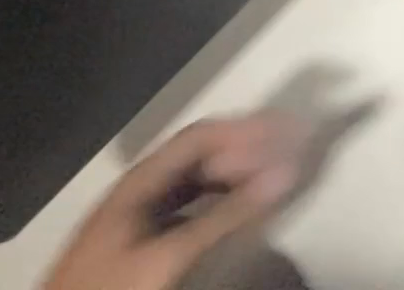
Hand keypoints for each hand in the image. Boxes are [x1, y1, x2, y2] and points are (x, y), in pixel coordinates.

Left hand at [42, 114, 301, 289]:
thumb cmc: (113, 286)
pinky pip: (195, 200)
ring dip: (238, 169)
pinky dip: (224, 194)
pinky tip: (242, 204)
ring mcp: (141, 212)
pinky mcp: (145, 238)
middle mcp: (142, 186)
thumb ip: (228, 213)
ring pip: (200, 176)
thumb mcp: (171, 252)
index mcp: (142, 179)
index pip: (203, 135)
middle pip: (202, 151)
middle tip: (290, 146)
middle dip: (248, 145)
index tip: (288, 130)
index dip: (247, 128)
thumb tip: (286, 172)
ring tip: (274, 172)